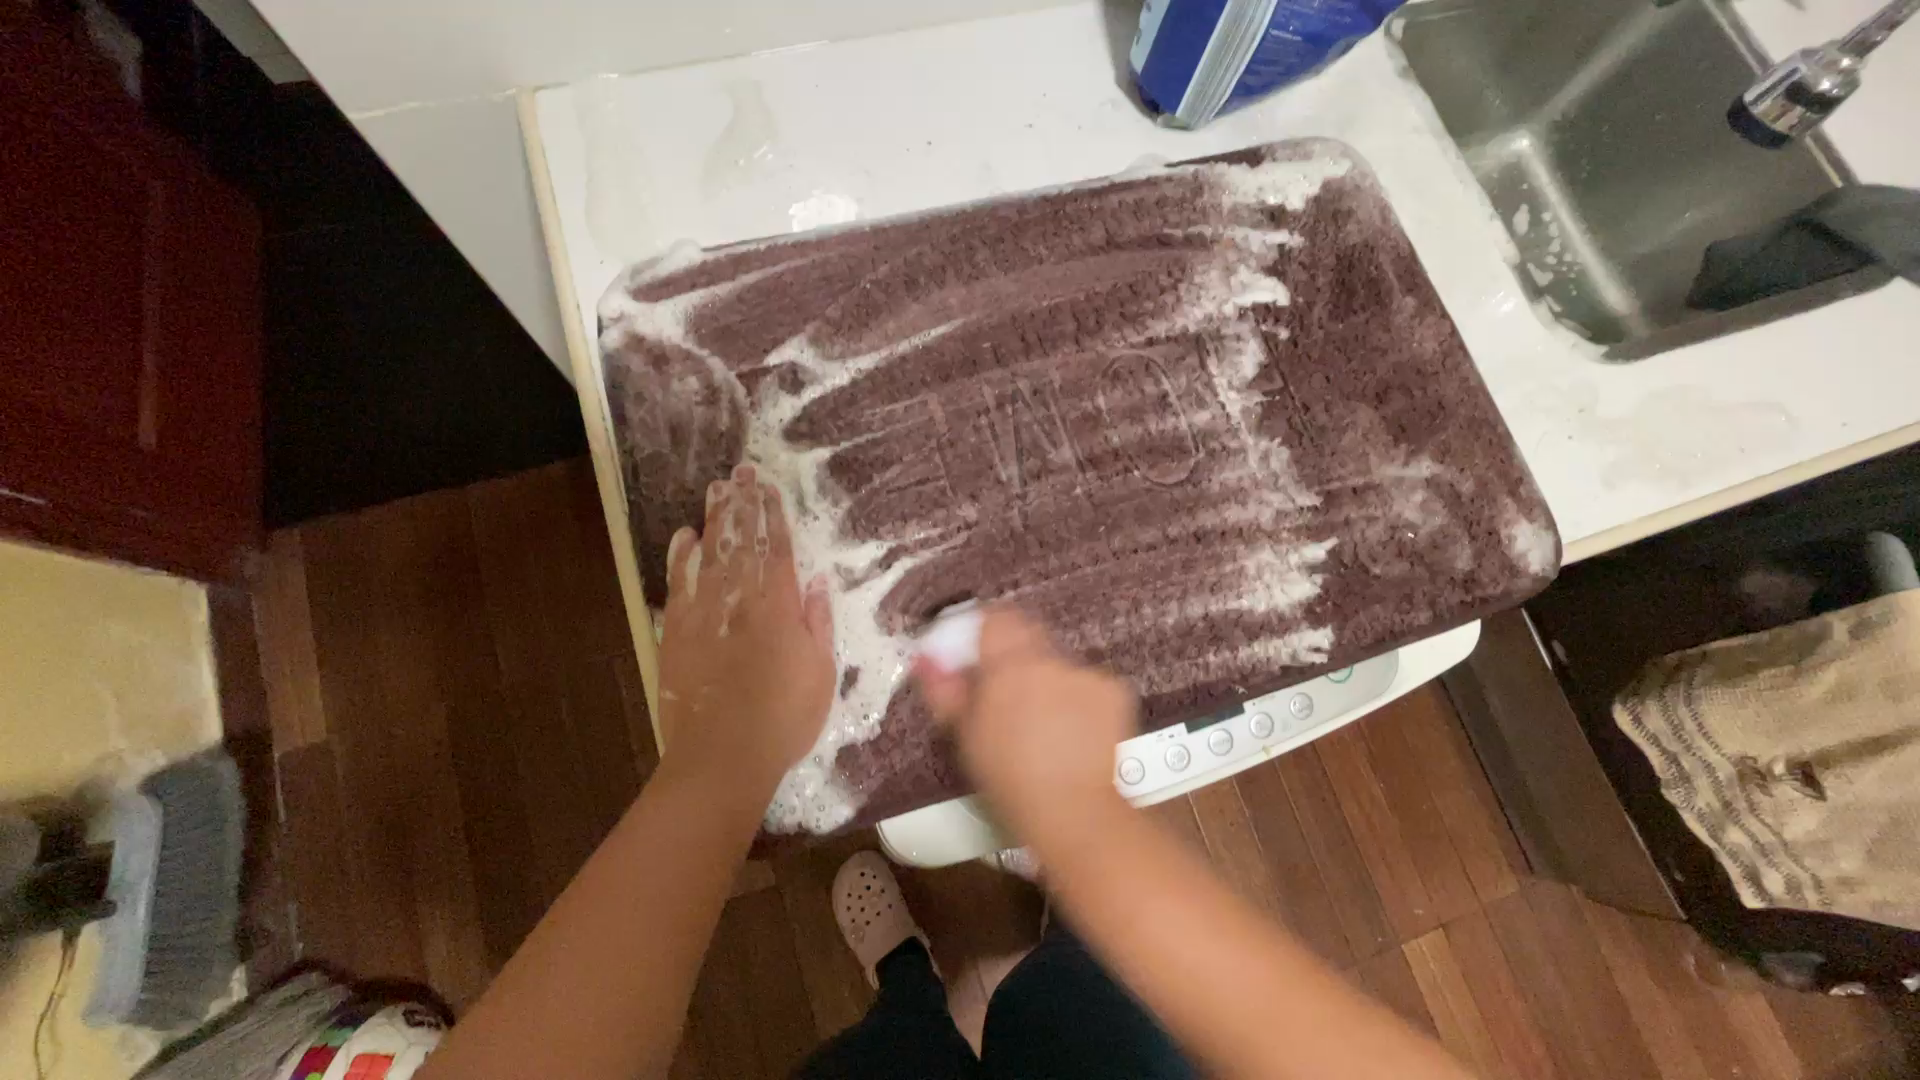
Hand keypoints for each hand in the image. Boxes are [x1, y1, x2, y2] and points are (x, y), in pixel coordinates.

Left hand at [658, 464, 834, 793]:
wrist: (722, 757)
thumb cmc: (784, 719)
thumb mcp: (821, 672)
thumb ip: (817, 621)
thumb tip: (815, 580)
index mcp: (778, 606)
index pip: (777, 548)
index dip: (773, 515)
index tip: (769, 486)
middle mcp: (738, 599)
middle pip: (741, 541)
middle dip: (743, 504)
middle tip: (741, 470)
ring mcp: (702, 613)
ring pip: (709, 554)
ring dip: (714, 520)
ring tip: (718, 489)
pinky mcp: (675, 633)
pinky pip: (677, 584)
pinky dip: (680, 558)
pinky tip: (684, 537)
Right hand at [913, 607, 1135, 839]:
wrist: (1075, 812)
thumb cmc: (1010, 779)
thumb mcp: (966, 736)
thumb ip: (945, 689)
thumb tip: (928, 658)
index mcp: (1008, 664)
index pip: (995, 618)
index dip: (985, 632)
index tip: (979, 656)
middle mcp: (1050, 658)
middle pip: (1030, 637)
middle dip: (1018, 659)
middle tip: (1010, 698)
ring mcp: (1087, 672)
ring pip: (1060, 663)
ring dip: (1050, 681)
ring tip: (1046, 726)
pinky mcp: (1116, 690)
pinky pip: (1090, 683)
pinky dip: (1081, 700)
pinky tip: (1076, 733)